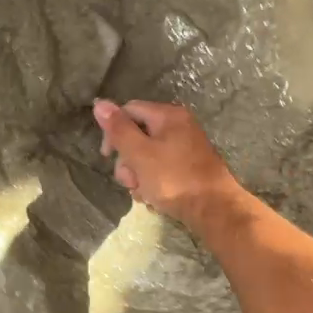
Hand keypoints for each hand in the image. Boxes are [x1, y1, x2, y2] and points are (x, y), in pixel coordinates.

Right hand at [93, 99, 247, 227]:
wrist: (212, 208)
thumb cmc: (174, 179)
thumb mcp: (140, 154)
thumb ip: (119, 130)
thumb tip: (99, 104)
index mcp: (168, 116)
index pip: (129, 110)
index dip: (113, 131)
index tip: (107, 156)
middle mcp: (178, 126)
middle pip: (138, 135)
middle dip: (127, 160)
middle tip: (130, 181)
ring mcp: (185, 147)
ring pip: (147, 156)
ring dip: (138, 175)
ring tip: (144, 193)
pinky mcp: (188, 166)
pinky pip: (160, 168)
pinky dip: (152, 182)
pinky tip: (153, 197)